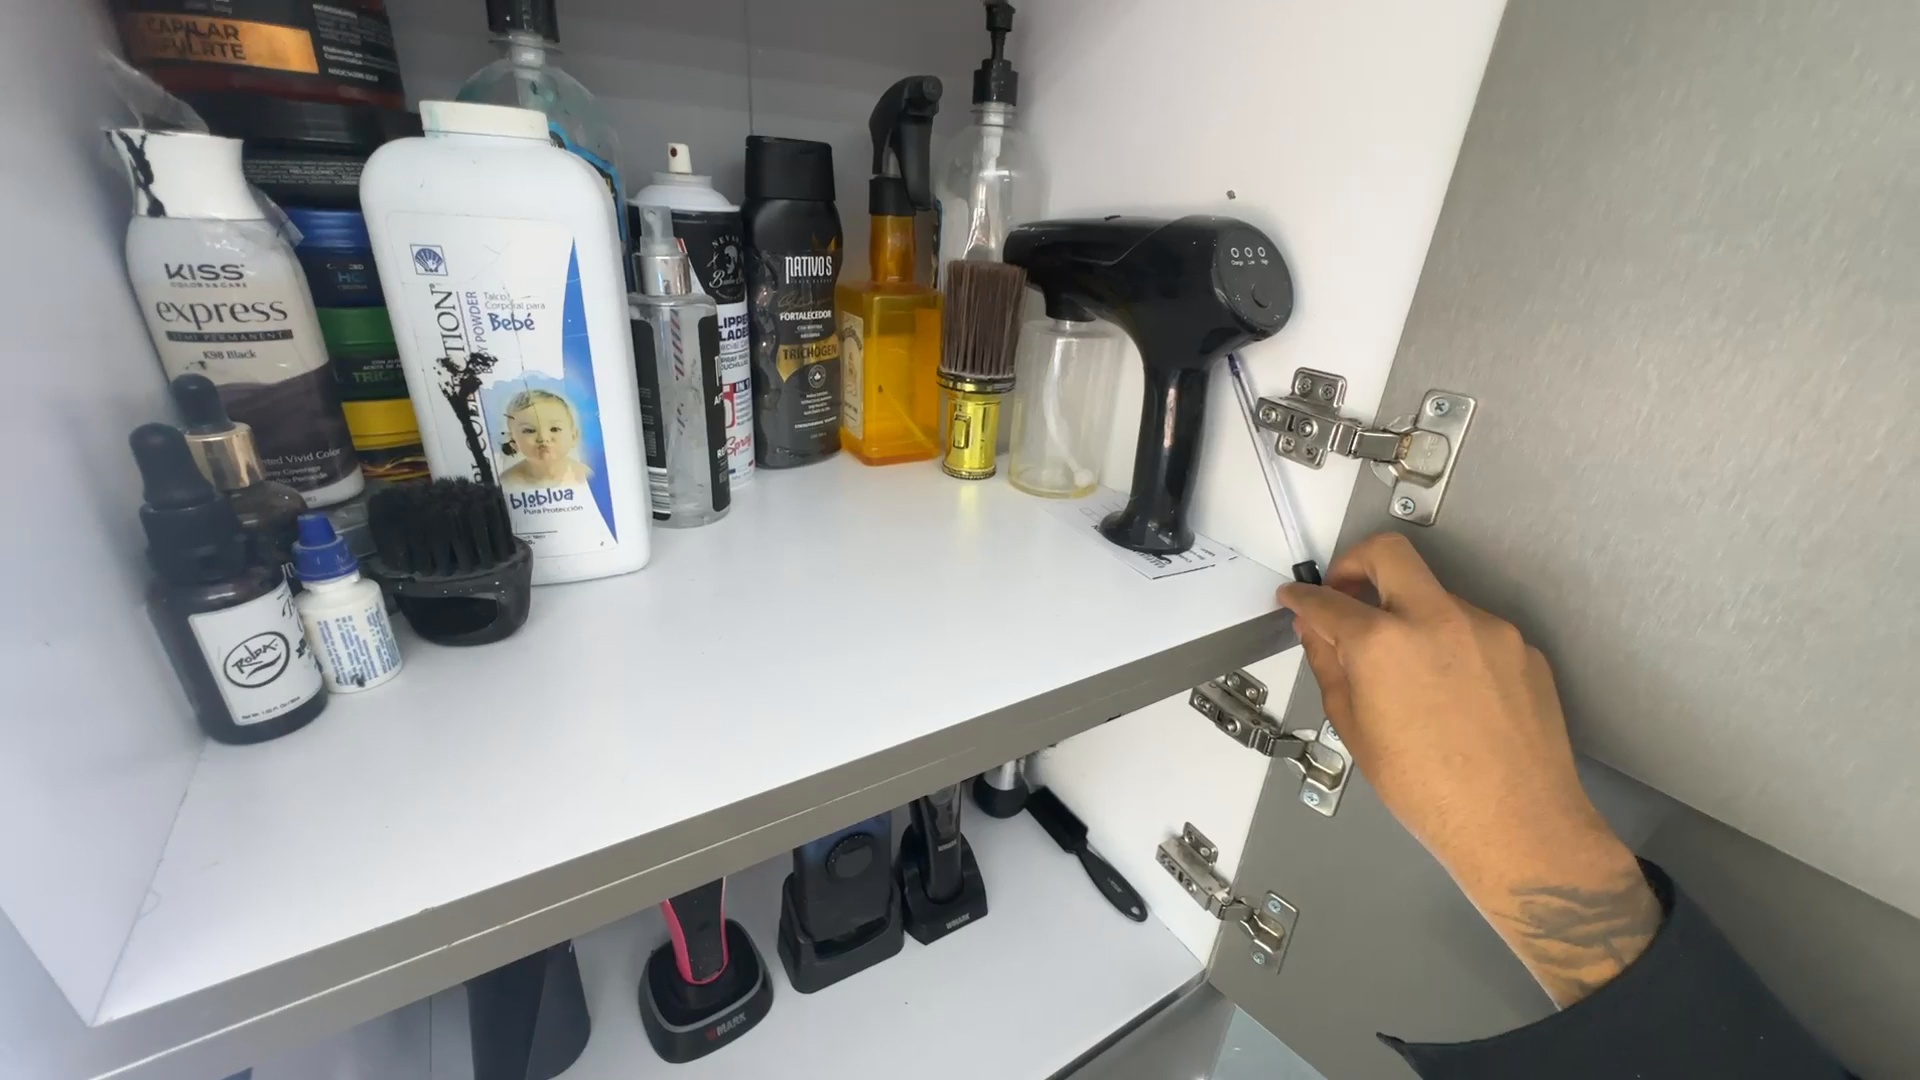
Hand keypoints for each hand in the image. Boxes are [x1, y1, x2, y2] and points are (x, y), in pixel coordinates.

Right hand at [1277, 533, 1658, 1006]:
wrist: (1518, 825)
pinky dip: (1445, 640)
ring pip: (1432, 593)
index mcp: (1382, 643)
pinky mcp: (1522, 647)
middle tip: (1344, 593)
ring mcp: (1487, 629)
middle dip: (1354, 563)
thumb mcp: (1352, 725)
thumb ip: (1329, 665)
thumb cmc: (1426, 788)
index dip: (1300, 597)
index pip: (1326, 600)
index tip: (1295, 599)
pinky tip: (1445, 687)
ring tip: (1401, 663)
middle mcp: (1436, 620)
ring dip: (1405, 612)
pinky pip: (1469, 626)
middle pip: (1388, 552)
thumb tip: (1317, 633)